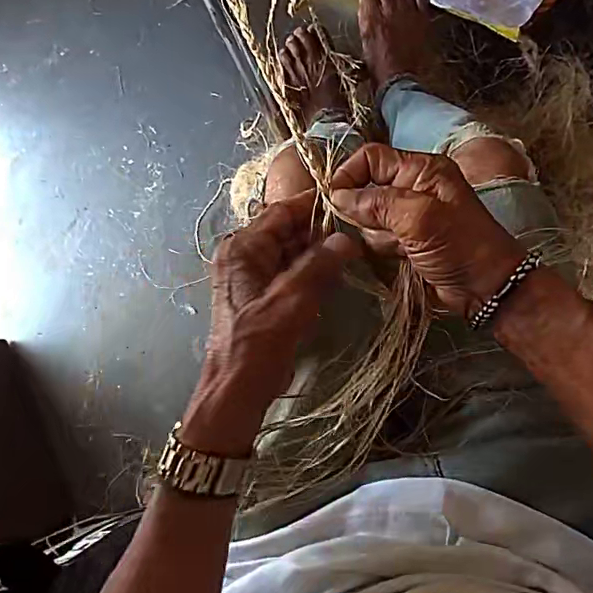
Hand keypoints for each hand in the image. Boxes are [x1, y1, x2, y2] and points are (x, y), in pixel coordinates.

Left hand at [180, 189, 362, 456]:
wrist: (236, 387)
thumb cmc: (258, 343)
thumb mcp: (292, 299)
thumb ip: (319, 265)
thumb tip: (345, 239)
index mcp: (241, 248)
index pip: (281, 212)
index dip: (314, 206)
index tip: (347, 204)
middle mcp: (242, 255)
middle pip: (286, 231)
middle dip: (319, 232)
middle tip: (356, 233)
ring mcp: (249, 276)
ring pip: (289, 252)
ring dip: (317, 254)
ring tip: (352, 253)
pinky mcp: (260, 296)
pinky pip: (287, 273)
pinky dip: (308, 273)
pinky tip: (333, 277)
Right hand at [327, 143, 526, 318]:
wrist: (485, 287)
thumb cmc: (461, 246)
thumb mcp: (419, 217)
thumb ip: (376, 202)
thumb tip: (337, 196)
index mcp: (421, 169)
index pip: (370, 158)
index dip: (349, 174)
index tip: (334, 198)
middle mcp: (412, 186)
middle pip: (364, 190)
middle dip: (368, 214)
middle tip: (390, 230)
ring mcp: (407, 215)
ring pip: (366, 219)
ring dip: (377, 236)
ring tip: (403, 247)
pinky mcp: (403, 239)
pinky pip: (375, 239)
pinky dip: (382, 249)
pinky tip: (402, 257)